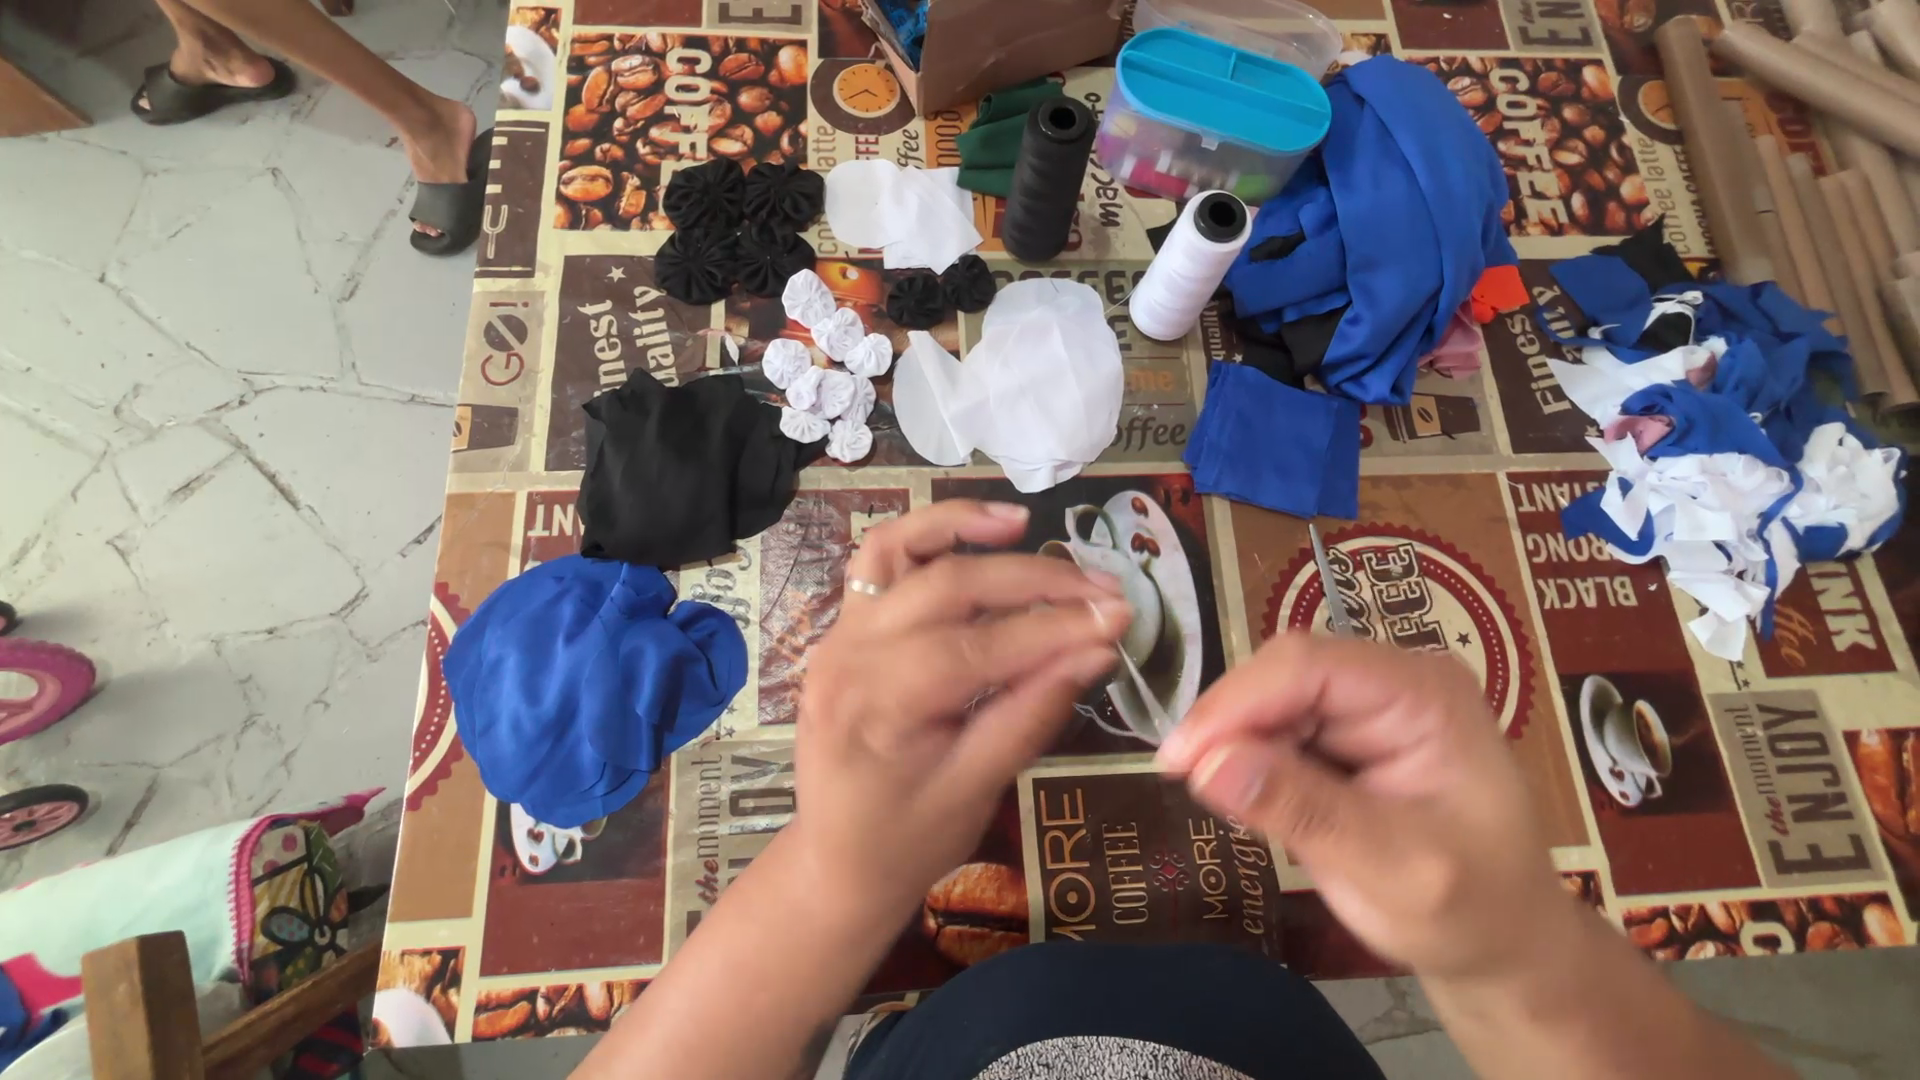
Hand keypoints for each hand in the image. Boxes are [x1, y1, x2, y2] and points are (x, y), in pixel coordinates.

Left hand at [791, 498, 1130, 909]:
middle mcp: (848, 654)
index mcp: (877, 706)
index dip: (1056, 628)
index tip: (1119, 617)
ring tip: (1028, 523)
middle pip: (949, 586)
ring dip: (967, 529)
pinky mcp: (845, 626)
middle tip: (1104, 589)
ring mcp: (839, 633)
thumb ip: (1032, 713)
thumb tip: (1098, 650)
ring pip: (904, 551)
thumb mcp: (976, 790)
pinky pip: (881, 559)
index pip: (979, 647)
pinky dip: (928, 533)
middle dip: (1035, 581)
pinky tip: (977, 530)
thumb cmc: (907, 842)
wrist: (836, 860)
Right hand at [1156, 634, 1578, 979]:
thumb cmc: (1471, 910)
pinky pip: (1270, 725)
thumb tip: (1207, 764)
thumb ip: (1305, 812)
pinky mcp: (1338, 727)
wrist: (1499, 941)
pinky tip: (1251, 799)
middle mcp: (1389, 679)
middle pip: (1278, 673)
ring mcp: (1362, 701)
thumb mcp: (1394, 871)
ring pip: (1265, 697)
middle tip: (1187, 782)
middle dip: (1229, 725)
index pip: (1306, 667)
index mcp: (1422, 693)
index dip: (1234, 704)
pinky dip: (1246, 760)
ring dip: (1233, 744)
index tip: (1179, 761)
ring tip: (1228, 803)